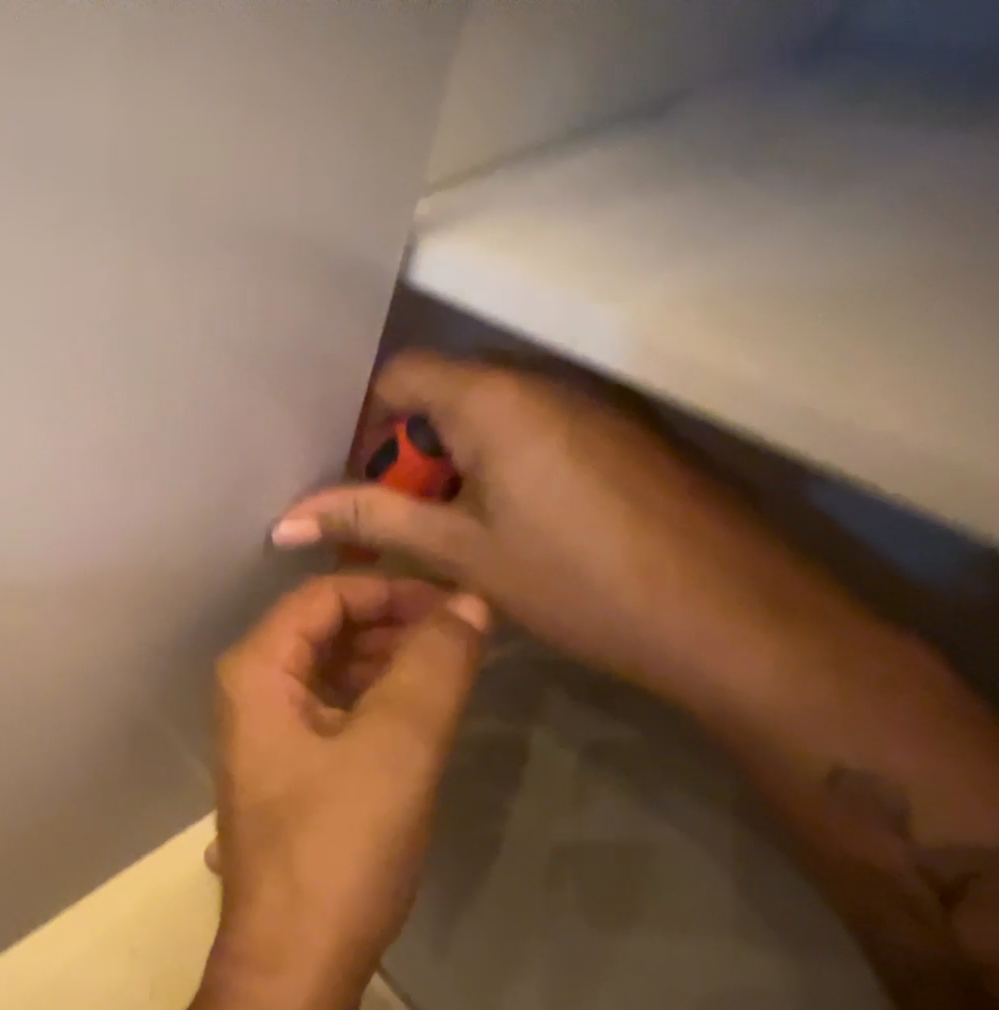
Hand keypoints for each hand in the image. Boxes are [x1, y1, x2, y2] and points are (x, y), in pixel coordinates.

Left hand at [208, 574, 488, 981]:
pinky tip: (426, 708)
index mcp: (256, 669)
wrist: (295, 957)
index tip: (460, 600)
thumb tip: (469, 602)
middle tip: (469, 630)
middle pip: (323, 627)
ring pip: (331, 669)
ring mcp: (265, 731)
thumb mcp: (396, 747)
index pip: (323, 596)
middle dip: (393, 621)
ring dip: (389, 659)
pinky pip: (334, 709)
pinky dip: (378, 699)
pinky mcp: (288, 768)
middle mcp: (250, 689)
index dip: (391, 588)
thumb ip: (433, 666)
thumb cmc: (339, 845)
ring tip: (459, 663)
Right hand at [270, 350, 853, 712]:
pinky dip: (503, 468)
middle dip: (408, 452)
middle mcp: (541, 384)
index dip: (363, 424)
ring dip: (455, 463)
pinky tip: (517, 529)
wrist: (740, 622)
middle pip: (443, 394)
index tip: (356, 484)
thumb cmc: (578, 582)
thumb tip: (282, 523)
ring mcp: (591, 406)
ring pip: (491, 417)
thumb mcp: (460, 552)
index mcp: (492, 399)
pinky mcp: (625, 435)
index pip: (397, 375)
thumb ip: (371, 519)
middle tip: (396, 520)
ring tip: (452, 532)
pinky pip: (537, 432)